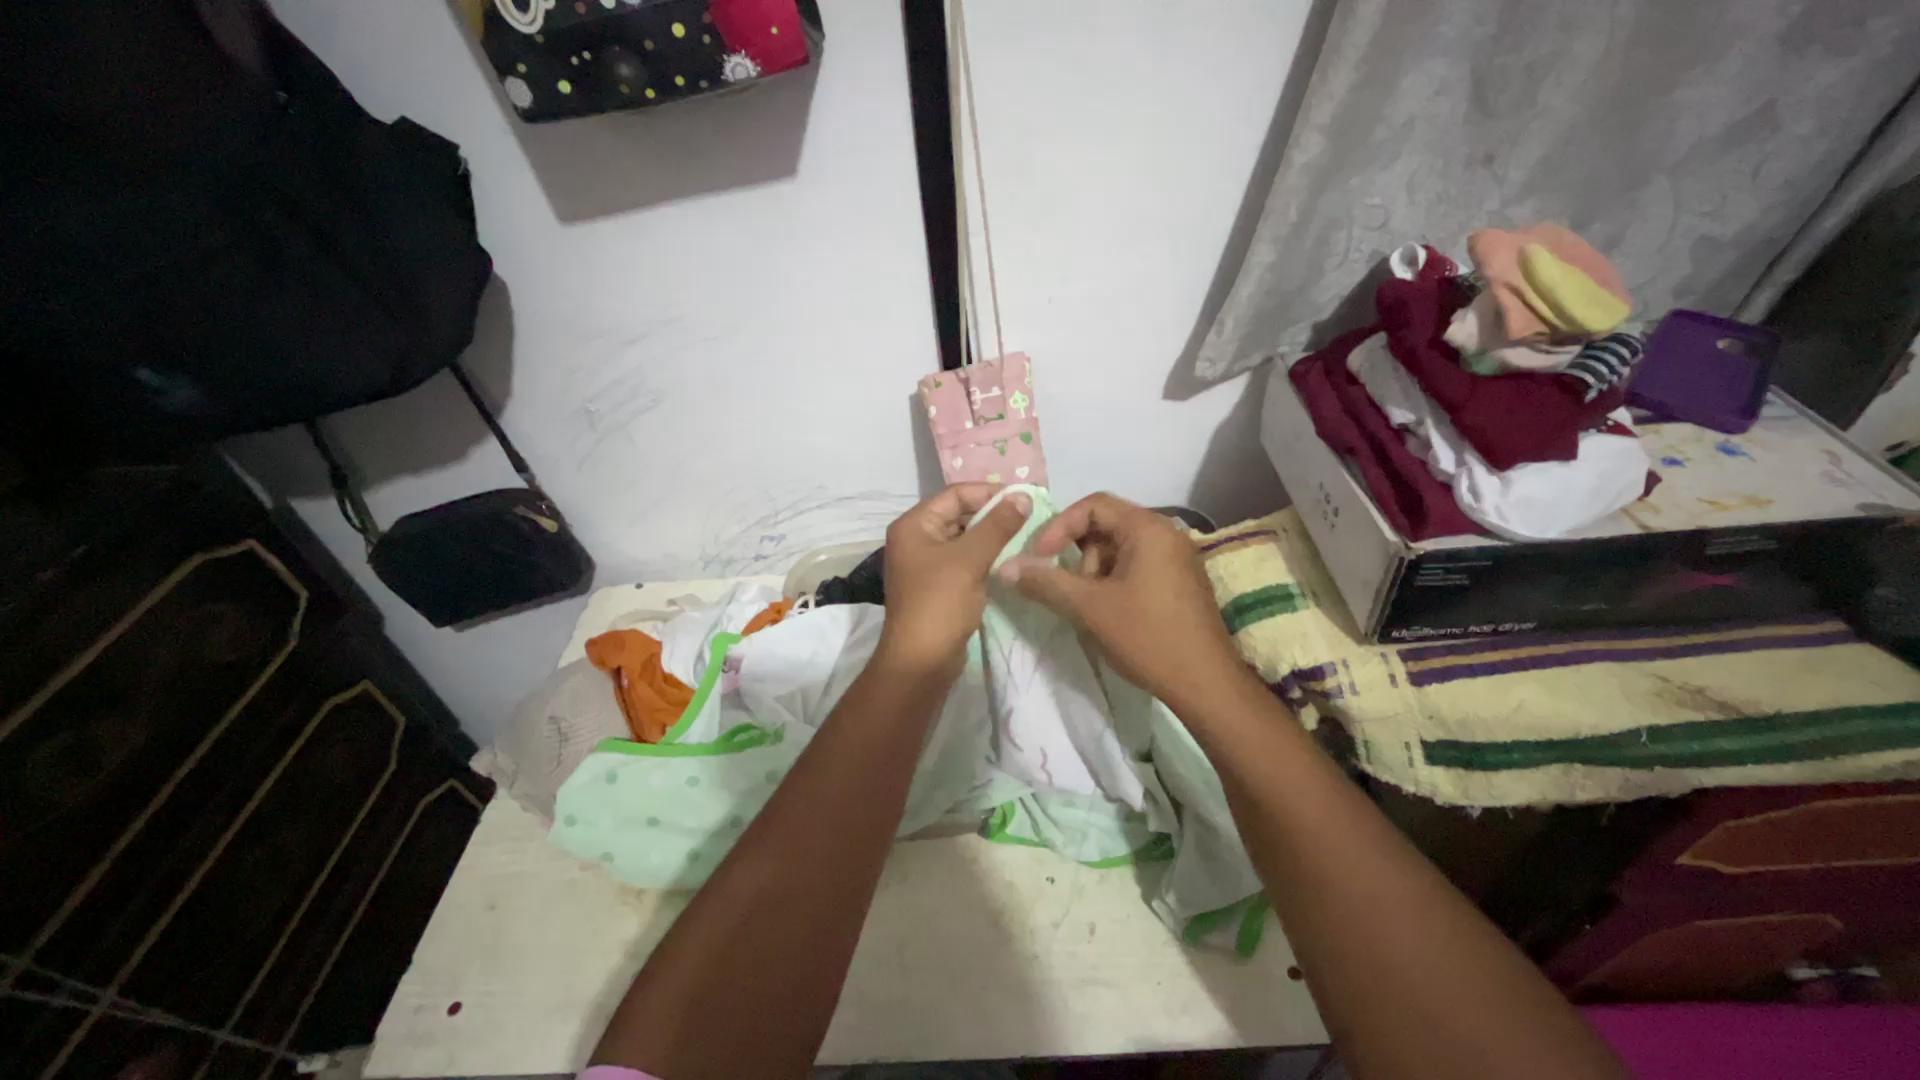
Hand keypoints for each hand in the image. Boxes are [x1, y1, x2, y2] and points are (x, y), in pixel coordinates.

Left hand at [877, 484, 1031, 679]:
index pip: (955, 494)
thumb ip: (998, 526)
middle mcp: (915, 539)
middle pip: (958, 514)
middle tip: (1028, 517)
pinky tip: (1009, 560)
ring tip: (1025, 536)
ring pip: (963, 539)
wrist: (921, 661)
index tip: (1024, 498)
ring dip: (991, 537)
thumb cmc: (940, 603)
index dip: (989, 492)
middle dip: (992, 514)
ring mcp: (925, 564)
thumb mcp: (970, 559)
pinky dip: (985, 557)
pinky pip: (964, 560)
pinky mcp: (937, 585)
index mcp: (913, 525)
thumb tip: (1022, 497)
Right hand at [999, 492, 1244, 710]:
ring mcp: (1177, 557)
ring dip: (1095, 572)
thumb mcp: (1089, 608)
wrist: (1205, 682)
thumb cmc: (1147, 636)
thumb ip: (1045, 582)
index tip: (1039, 558)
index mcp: (1147, 528)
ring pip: (1119, 548)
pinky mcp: (1180, 581)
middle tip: (1069, 590)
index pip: (1093, 504)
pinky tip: (1111, 614)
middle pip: (1106, 524)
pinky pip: (1137, 565)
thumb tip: (1005, 567)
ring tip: (1092, 609)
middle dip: (1078, 554)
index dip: (1059, 527)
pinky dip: (1114, 581)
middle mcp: (1166, 533)